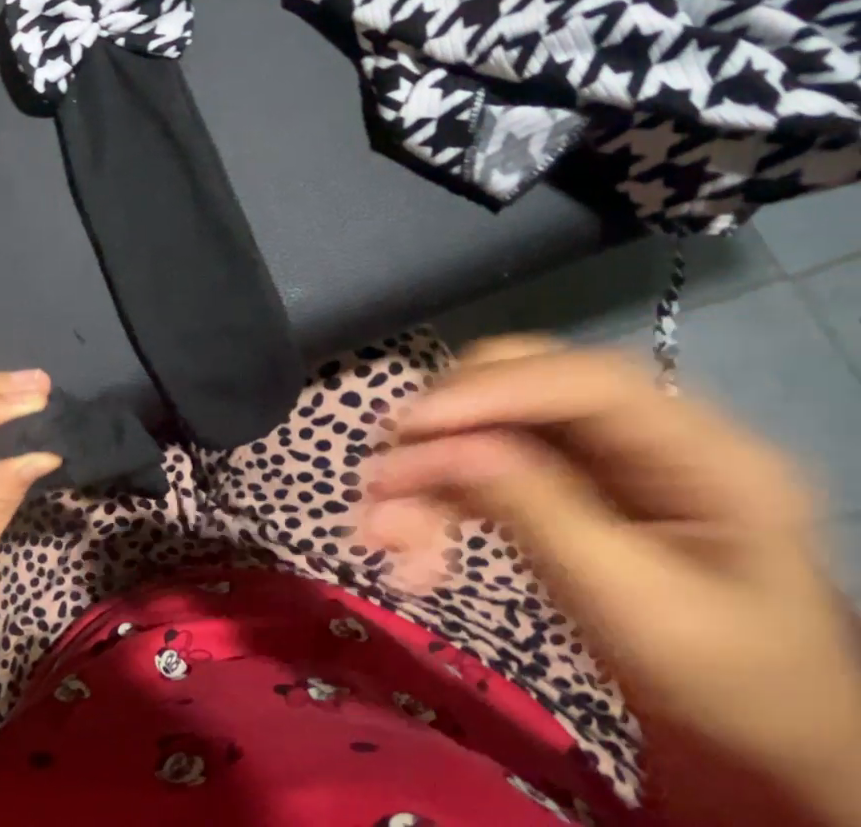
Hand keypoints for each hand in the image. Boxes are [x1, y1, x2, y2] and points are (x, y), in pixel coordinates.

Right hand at [365, 337, 860, 822]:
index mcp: (704, 455)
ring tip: (378, 535)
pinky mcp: (556, 490)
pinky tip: (407, 553)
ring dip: (421, 475)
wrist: (755, 748)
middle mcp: (644, 440)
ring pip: (482, 430)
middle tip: (382, 478)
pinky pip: (475, 472)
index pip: (585, 384)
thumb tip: (440, 447)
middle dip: (440, 429)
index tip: (407, 427)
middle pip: (519, 389)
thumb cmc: (723, 683)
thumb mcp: (634, 602)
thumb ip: (538, 512)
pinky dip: (431, 504)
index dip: (490, 390)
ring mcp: (597, 464)